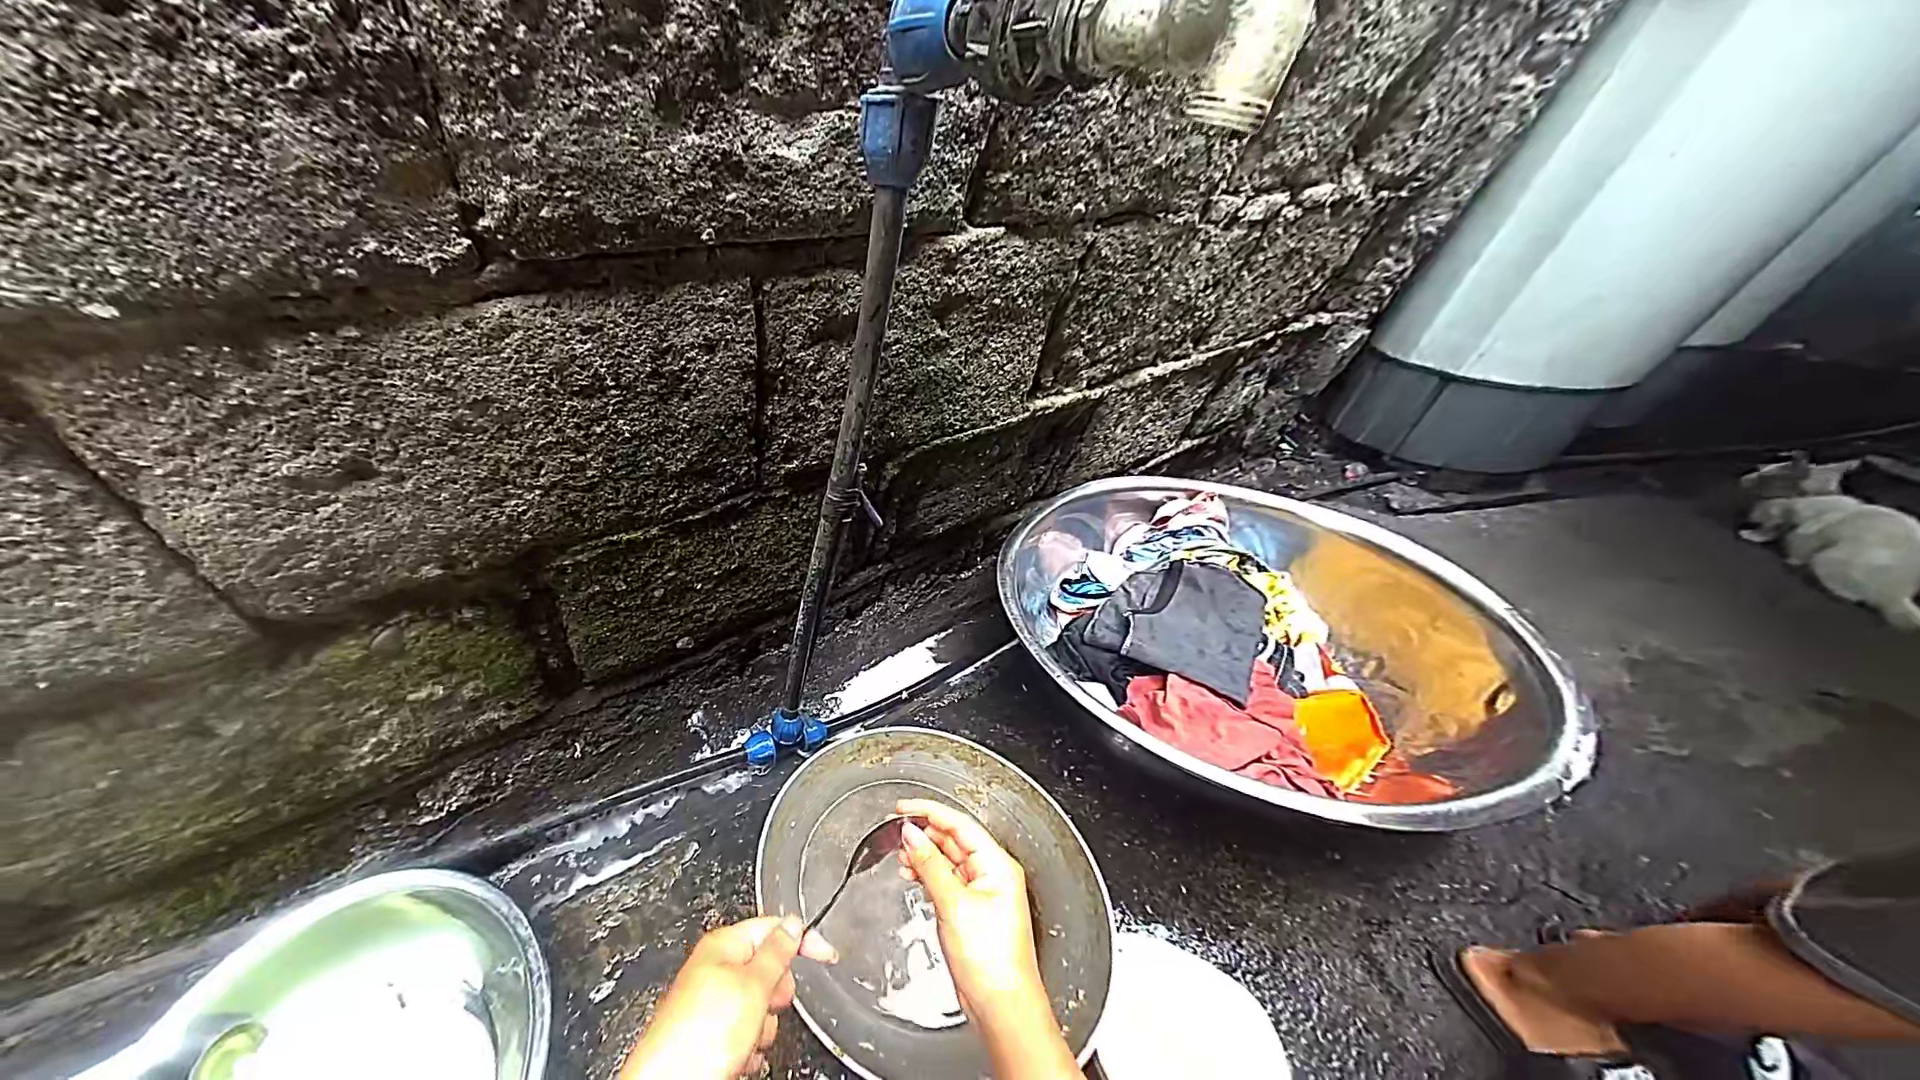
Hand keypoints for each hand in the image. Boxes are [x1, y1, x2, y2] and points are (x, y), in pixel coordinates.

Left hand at [617, 915, 837, 1079]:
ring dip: (763, 1025)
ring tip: (745, 1038)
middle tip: (767, 1004)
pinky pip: (747, 1033)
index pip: (775, 928)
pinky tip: (739, 1057)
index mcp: (724, 946)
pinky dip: (749, 1046)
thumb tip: (794, 923)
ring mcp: (713, 1006)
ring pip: (761, 1006)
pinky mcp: (711, 1038)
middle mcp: (716, 971)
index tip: (827, 954)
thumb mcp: (753, 985)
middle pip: (770, 970)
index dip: (805, 939)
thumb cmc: (698, 1039)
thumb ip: (777, 951)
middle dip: (777, 993)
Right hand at [894, 799, 1078, 1079]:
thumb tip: (912, 835)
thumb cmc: (992, 961)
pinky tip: (913, 874)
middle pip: (955, 839)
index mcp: (997, 864)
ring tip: (900, 853)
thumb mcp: (954, 904)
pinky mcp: (972, 910)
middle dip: (925, 832)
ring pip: (949, 859)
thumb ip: (930, 866)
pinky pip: (947, 880)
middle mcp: (992, 873)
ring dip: (924, 854)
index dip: (930, 811)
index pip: (960, 824)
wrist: (1002, 1006)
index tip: (904, 807)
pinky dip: (929, 874)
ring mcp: (982, 892)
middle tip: (897, 829)